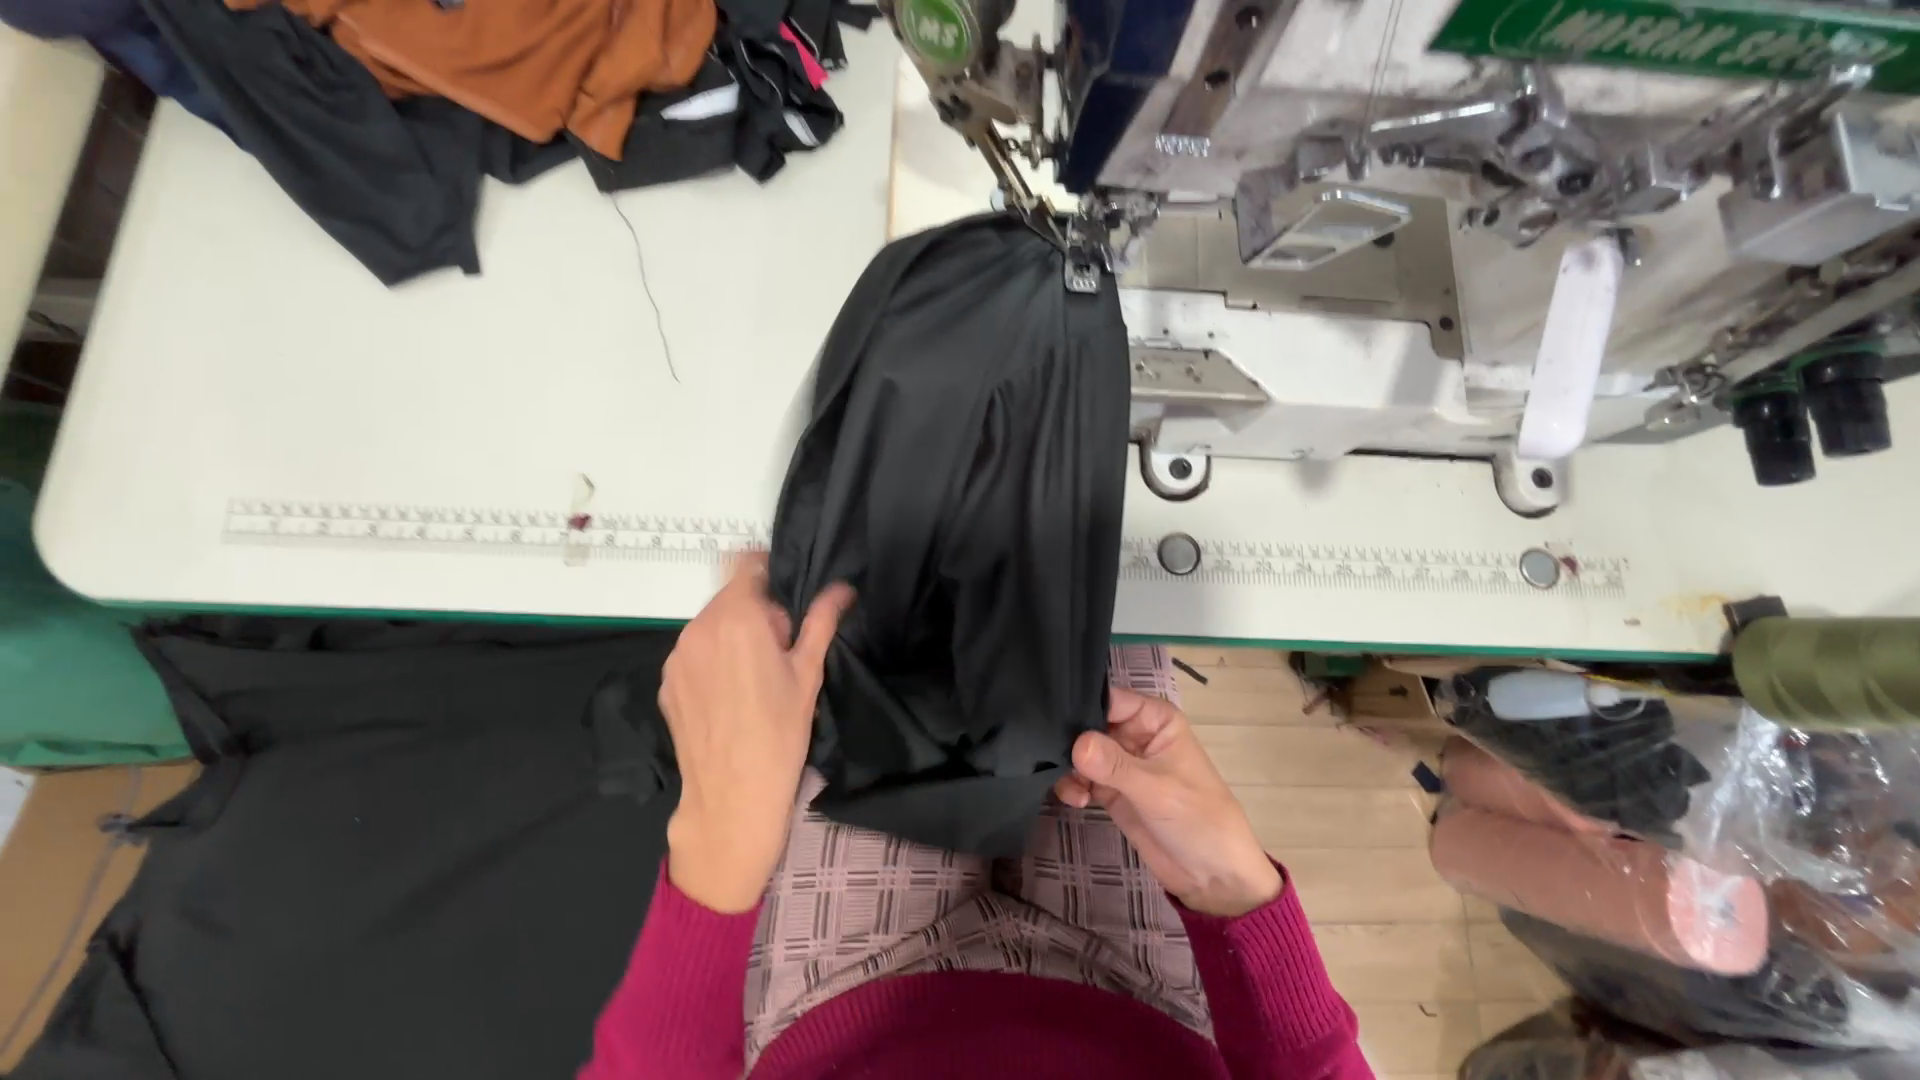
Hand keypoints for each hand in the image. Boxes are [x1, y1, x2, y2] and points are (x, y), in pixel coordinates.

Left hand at [661, 554, 853, 912]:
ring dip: (733, 636)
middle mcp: (698, 628)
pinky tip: (731, 698)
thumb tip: (843, 589)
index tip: (786, 603)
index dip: (768, 575)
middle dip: (755, 612)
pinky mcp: (666, 683)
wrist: (732, 795)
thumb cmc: (779, 731)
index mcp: (736, 618)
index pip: (745, 565)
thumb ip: (822, 622)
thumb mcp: (808, 673)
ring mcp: (677, 657)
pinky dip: (713, 662)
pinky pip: (694, 655)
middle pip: (729, 598)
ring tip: (755, 679)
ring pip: (710, 627)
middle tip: (780, 651)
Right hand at [1054, 687, 1282, 916]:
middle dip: (1070, 740)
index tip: (1054, 721)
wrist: (1212, 876)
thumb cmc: (1197, 819)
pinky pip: (1081, 778)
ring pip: (1081, 752)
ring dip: (1070, 768)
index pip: (1112, 699)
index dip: (1083, 706)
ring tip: (1074, 790)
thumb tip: (1076, 744)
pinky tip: (1077, 800)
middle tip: (1051, 756)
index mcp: (1156, 720)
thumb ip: (1114, 765)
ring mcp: (1122, 764)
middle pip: (1090, 724)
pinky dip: (1073, 786)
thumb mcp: (1156, 788)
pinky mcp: (1111, 790)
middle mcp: (1136, 735)